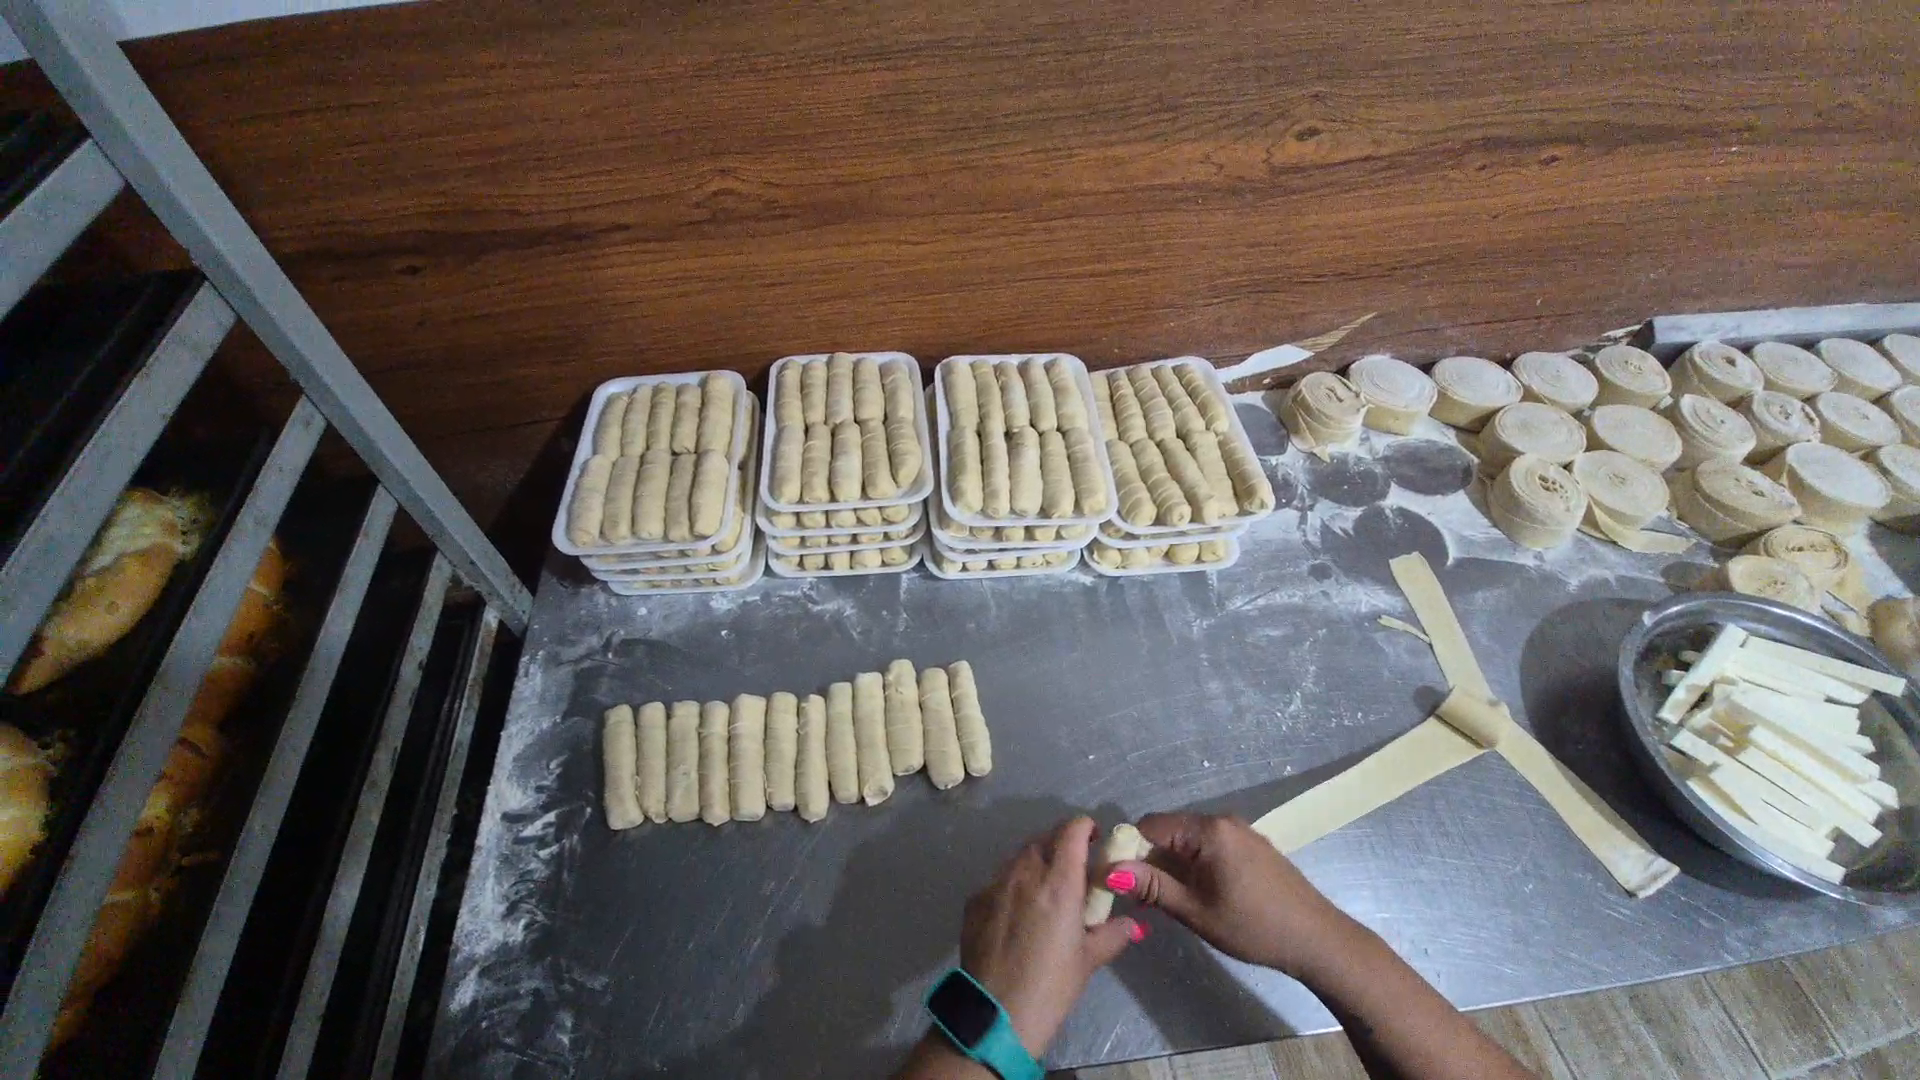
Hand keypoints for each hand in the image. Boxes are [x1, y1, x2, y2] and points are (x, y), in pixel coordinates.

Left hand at [959, 816, 1141, 1054]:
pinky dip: (1011, 886)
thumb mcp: (1088, 961)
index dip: (1084, 827)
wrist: (996, 1015)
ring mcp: (995, 884)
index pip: (1071, 831)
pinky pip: (997, 881)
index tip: (1092, 836)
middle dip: (1059, 845)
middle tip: (1070, 867)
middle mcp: (1025, 873)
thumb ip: (1112, 934)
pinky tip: (1016, 914)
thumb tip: (1133, 924)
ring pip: (1017, 858)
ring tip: (1043, 890)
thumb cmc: (1051, 987)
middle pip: (1043, 839)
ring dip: (1034, 863)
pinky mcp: (974, 900)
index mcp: (1059, 882)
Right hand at [1108, 812, 1356, 979]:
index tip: (1120, 879)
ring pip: (1188, 839)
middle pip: (1168, 830)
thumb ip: (1152, 886)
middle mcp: (1222, 820)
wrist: (1318, 940)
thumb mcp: (1195, 910)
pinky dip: (1194, 863)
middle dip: (1150, 858)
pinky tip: (1198, 892)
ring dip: (1172, 862)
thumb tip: (1110, 870)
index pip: (1150, 825)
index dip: (1129, 849)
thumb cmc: (1253, 927)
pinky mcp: (1252, 845)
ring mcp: (1240, 831)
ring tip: (1169, 897)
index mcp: (1207, 830)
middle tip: (1142, 894)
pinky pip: (1209, 845)